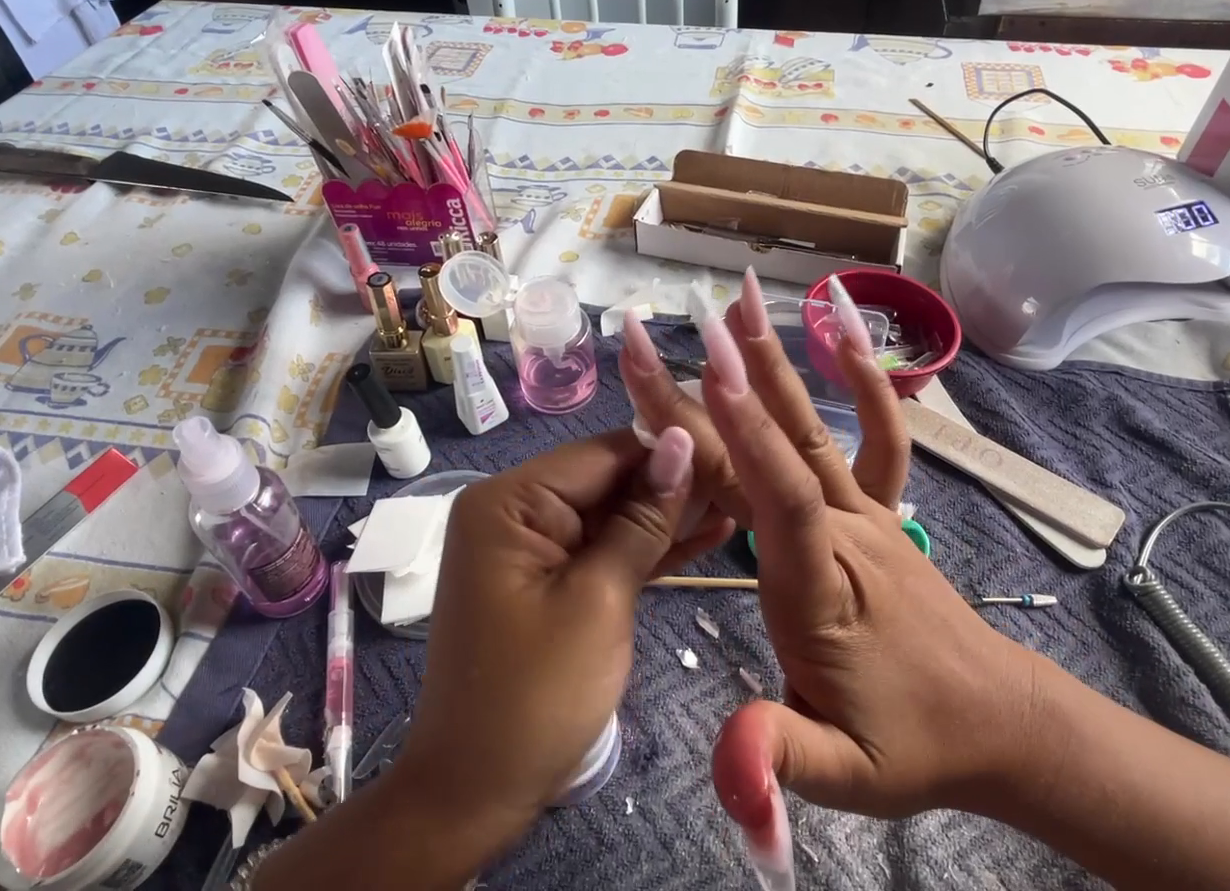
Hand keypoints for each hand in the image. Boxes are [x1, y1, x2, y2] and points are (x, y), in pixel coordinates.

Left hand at [397, 429, 720, 843]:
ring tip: (743, 499)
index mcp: (509, 501)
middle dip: (673, 482)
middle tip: (751, 476)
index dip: (667, 447)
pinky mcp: (549, 580)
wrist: (478, 789)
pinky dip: (646, 549)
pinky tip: (707, 533)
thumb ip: (642, 519)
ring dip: (668, 516)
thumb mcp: (598, 599)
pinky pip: (603, 551)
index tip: (737, 444)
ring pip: (612, 516)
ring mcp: (531, 547)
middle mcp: (514, 510)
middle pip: (607, 481)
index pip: (601, 454)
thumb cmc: (535, 694)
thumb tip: (679, 441)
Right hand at [639, 270, 1054, 823]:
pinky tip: (837, 330)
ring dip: (775, 362)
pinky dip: (863, 381)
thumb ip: (780, 759)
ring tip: (740, 300)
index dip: (743, 434)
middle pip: (774, 450)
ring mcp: (865, 516)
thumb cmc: (913, 745)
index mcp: (818, 588)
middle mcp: (841, 535)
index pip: (781, 498)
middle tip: (672, 324)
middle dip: (720, 383)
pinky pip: (877, 438)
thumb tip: (728, 771)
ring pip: (812, 429)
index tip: (703, 369)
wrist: (999, 723)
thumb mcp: (844, 773)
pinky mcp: (879, 512)